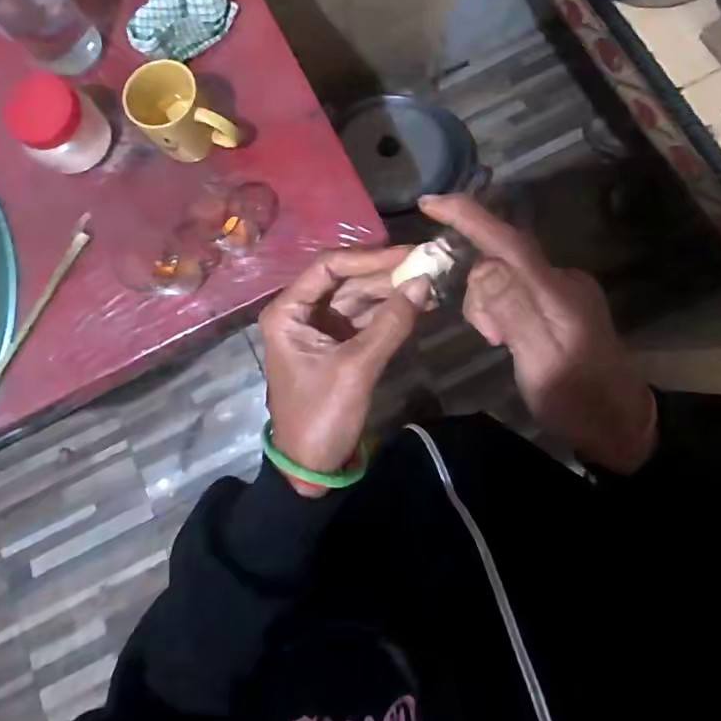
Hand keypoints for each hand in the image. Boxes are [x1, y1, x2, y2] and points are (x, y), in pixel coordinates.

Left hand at [260, 248, 427, 495]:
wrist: (310, 466)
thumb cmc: (322, 414)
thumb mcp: (356, 368)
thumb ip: (390, 324)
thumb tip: (424, 282)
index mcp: (288, 311)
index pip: (328, 267)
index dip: (368, 258)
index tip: (408, 255)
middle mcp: (300, 312)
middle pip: (345, 280)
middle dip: (385, 274)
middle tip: (428, 264)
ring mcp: (319, 328)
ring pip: (357, 298)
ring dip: (391, 292)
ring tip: (432, 283)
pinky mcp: (337, 345)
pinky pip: (364, 319)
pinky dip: (389, 312)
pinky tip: (419, 305)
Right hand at [419, 194, 657, 473]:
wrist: (620, 426)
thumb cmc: (577, 399)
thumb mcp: (541, 361)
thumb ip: (513, 311)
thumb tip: (482, 266)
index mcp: (557, 291)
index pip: (508, 242)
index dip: (468, 217)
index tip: (428, 203)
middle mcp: (561, 280)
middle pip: (498, 260)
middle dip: (479, 292)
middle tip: (489, 337)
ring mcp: (561, 291)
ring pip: (501, 277)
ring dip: (487, 306)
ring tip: (499, 343)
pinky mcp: (557, 304)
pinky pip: (512, 290)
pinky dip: (497, 310)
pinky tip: (505, 338)